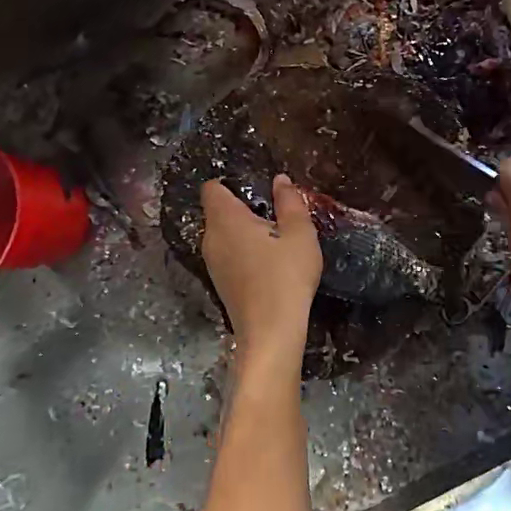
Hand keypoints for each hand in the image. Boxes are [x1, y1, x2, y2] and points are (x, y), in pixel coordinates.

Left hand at [200, 175, 322, 352]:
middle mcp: (211, 238)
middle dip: (244, 208)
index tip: (259, 190)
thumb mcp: (300, 233)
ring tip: (278, 240)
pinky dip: (246, 252)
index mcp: (225, 220)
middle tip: (278, 215)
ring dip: (246, 233)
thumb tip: (280, 180)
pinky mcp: (220, 283)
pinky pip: (229, 255)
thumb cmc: (286, 275)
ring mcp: (212, 263)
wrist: (271, 330)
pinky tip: (270, 264)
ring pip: (225, 235)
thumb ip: (290, 202)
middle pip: (219, 212)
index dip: (231, 183)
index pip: (212, 188)